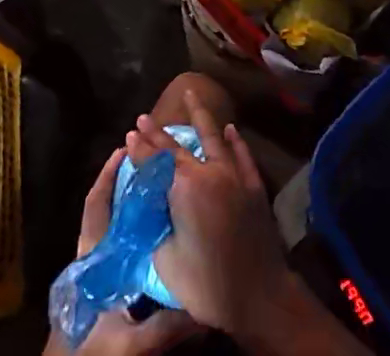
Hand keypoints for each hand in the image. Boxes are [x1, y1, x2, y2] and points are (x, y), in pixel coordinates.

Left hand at [46, 149, 200, 355]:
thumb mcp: (127, 345)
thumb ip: (162, 328)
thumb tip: (203, 311)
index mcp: (91, 258)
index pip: (95, 207)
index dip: (107, 178)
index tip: (125, 150)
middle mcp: (93, 258)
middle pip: (105, 210)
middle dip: (125, 184)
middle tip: (153, 161)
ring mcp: (97, 272)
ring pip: (114, 227)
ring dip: (131, 205)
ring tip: (161, 185)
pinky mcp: (104, 288)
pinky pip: (122, 247)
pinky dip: (137, 230)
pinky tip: (161, 230)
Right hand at [127, 92, 294, 337]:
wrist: (259, 295)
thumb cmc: (207, 283)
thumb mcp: (167, 258)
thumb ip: (158, 225)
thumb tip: (155, 208)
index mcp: (185, 188)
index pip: (157, 160)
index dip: (141, 148)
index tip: (130, 134)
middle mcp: (210, 172)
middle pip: (180, 146)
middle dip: (159, 133)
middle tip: (143, 117)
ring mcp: (236, 176)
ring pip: (215, 137)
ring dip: (201, 116)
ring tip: (192, 95)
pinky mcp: (254, 186)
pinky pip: (242, 154)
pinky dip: (235, 140)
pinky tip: (230, 128)